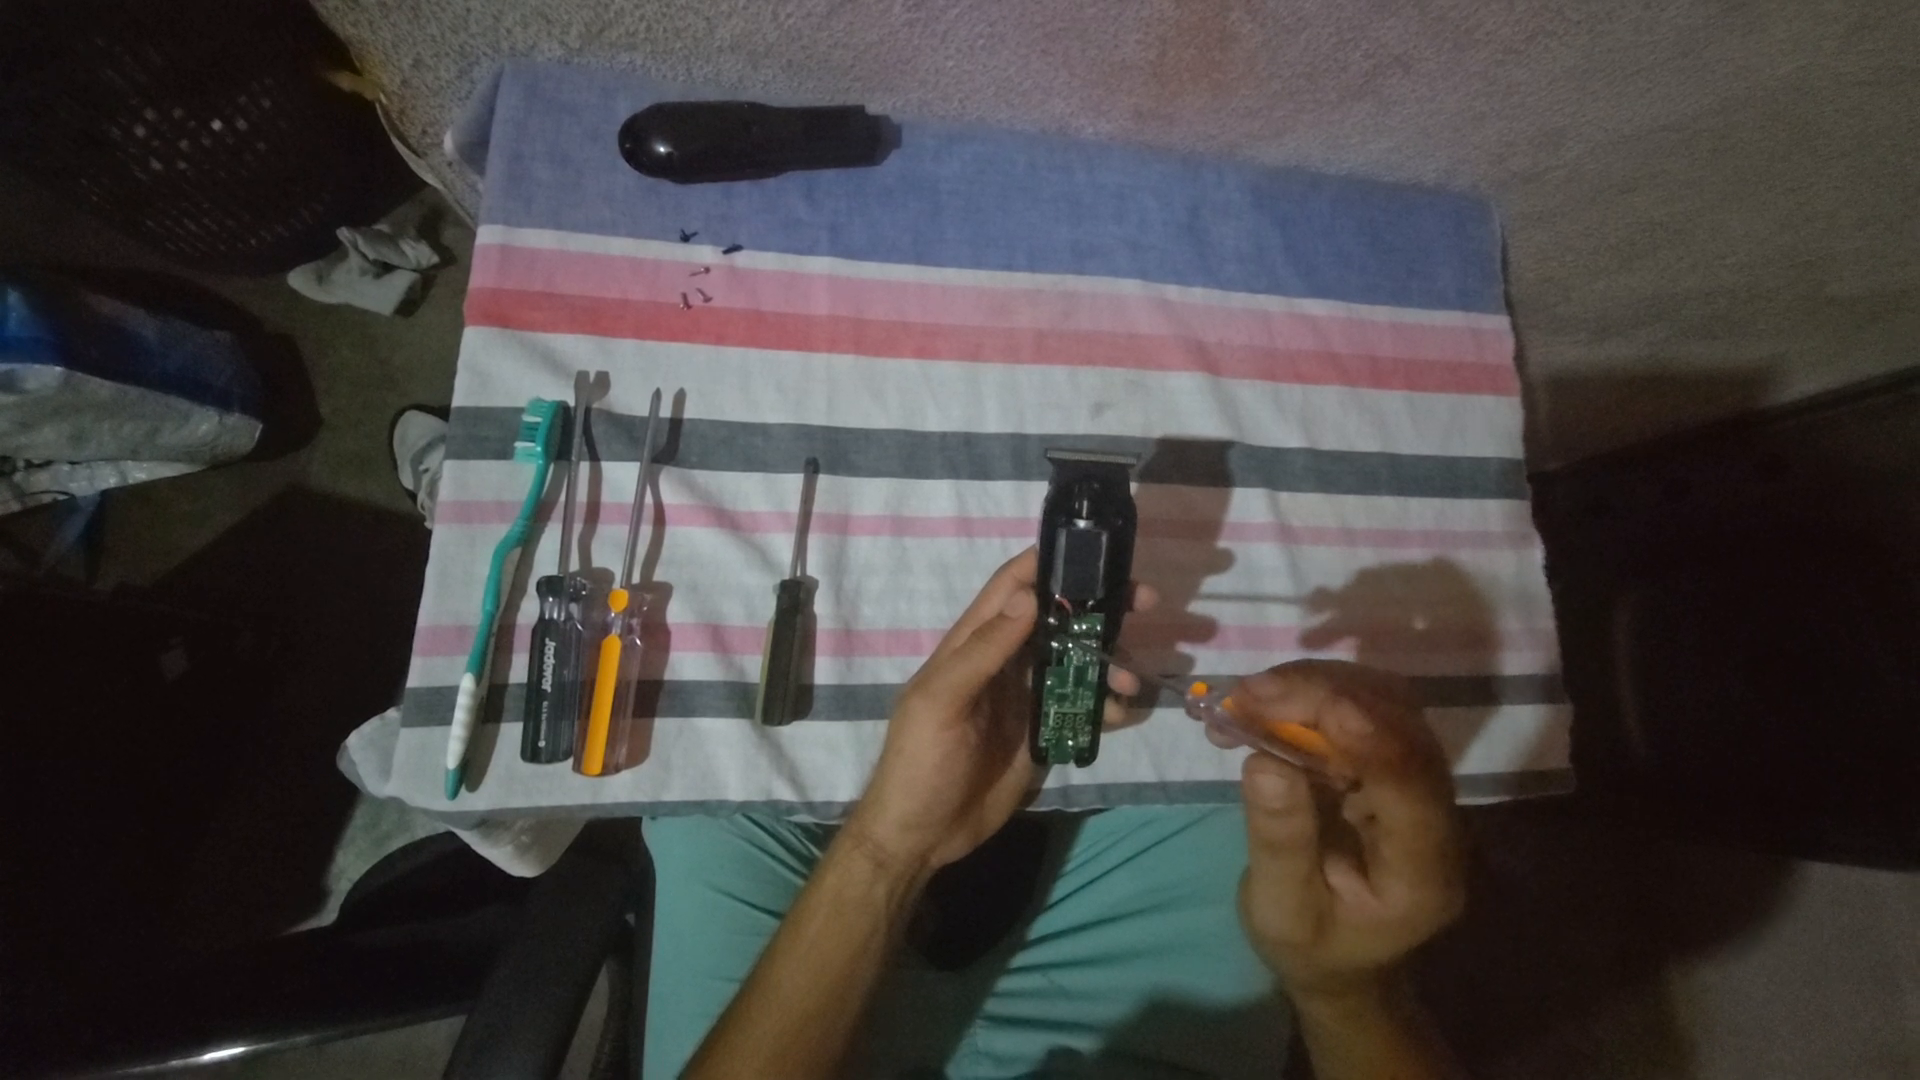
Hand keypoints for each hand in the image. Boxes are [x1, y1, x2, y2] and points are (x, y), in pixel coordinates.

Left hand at [845, 548, 1151, 875]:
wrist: (924, 835)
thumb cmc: (921, 761)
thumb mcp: (942, 702)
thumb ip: (983, 651)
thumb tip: (1027, 596)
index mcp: (972, 645)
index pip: (1010, 588)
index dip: (1045, 563)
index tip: (1092, 549)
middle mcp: (1004, 662)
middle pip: (1056, 620)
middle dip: (1099, 608)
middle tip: (1146, 601)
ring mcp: (1025, 697)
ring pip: (1077, 663)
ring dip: (1108, 662)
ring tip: (1128, 680)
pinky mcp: (1043, 732)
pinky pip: (1082, 707)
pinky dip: (1106, 705)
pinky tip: (1120, 714)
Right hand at [1233, 661, 1464, 1003]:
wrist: (1339, 953)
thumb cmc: (1310, 942)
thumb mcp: (1280, 910)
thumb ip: (1279, 842)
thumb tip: (1266, 762)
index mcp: (1421, 869)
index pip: (1415, 791)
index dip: (1375, 742)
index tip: (1324, 707)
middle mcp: (1434, 814)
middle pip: (1401, 730)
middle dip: (1326, 697)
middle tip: (1249, 694)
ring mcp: (1414, 780)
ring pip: (1383, 704)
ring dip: (1314, 686)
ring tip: (1244, 696)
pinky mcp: (1387, 759)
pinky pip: (1359, 705)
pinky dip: (1308, 693)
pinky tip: (1261, 704)